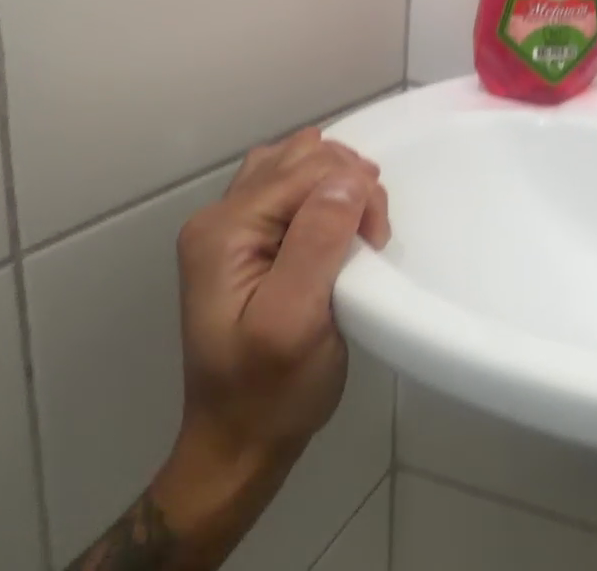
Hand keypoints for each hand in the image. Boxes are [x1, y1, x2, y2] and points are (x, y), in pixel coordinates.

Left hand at [175, 128, 390, 466]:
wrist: (241, 440)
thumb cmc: (272, 388)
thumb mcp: (296, 320)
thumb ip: (317, 243)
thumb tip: (350, 178)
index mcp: (224, 230)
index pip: (307, 168)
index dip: (354, 193)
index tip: (376, 242)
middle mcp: (220, 217)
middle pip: (303, 157)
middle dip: (350, 184)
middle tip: (370, 239)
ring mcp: (232, 228)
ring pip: (300, 165)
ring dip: (341, 186)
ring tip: (358, 230)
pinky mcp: (251, 242)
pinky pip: (295, 189)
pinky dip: (328, 196)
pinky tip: (341, 227)